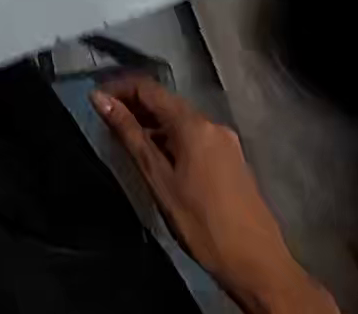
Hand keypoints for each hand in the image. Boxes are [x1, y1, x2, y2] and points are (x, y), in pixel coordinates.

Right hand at [92, 76, 334, 312]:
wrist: (260, 268)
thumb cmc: (202, 223)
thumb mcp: (158, 178)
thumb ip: (128, 133)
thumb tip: (99, 98)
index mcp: (193, 124)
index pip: (147, 87)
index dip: (118, 88)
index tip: (97, 101)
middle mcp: (211, 124)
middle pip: (164, 100)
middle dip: (133, 105)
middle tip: (106, 121)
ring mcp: (225, 141)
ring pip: (178, 119)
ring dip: (150, 123)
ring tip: (126, 141)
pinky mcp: (231, 159)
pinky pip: (192, 135)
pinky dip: (169, 137)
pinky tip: (157, 158)